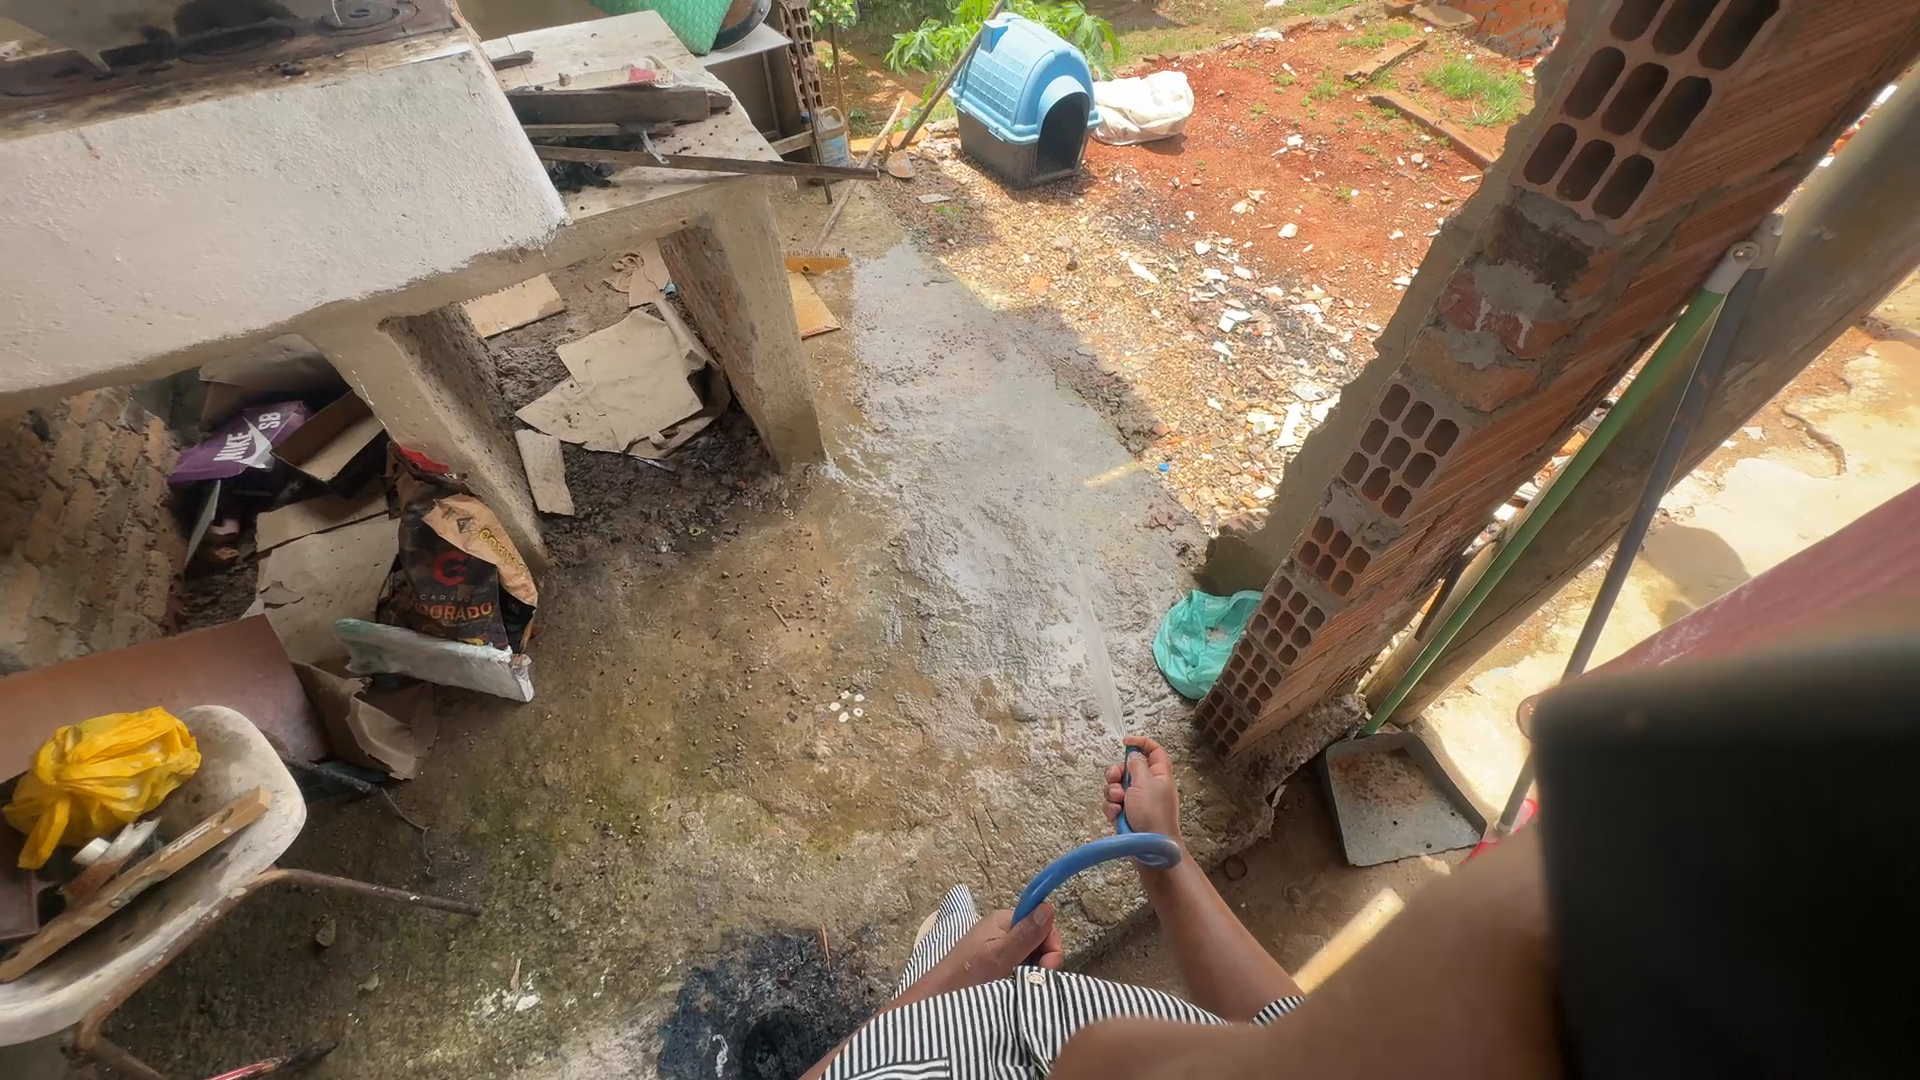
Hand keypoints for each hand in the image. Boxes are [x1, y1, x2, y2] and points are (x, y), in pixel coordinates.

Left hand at [915, 905, 1063, 995]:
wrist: (938, 999)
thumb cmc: (965, 975)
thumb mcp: (998, 956)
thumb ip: (1025, 935)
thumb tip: (1049, 907)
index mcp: (1005, 919)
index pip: (1043, 922)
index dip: (1049, 946)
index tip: (1044, 970)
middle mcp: (1004, 929)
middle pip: (1040, 942)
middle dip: (1040, 965)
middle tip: (1025, 983)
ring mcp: (1000, 947)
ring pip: (1032, 959)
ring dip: (1029, 975)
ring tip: (1014, 989)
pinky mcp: (997, 965)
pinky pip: (1020, 969)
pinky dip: (1020, 981)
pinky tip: (1011, 991)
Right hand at [1104, 736, 1182, 842]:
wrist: (1149, 849)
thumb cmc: (1152, 814)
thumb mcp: (1144, 783)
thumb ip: (1136, 765)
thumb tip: (1133, 756)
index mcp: (1159, 775)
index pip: (1154, 751)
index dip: (1141, 743)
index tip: (1125, 743)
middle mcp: (1148, 786)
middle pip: (1128, 768)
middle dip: (1117, 772)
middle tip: (1115, 778)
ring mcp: (1136, 801)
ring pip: (1116, 786)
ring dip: (1112, 791)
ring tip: (1118, 801)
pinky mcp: (1126, 814)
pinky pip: (1112, 803)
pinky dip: (1111, 807)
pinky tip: (1115, 814)